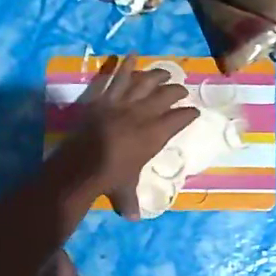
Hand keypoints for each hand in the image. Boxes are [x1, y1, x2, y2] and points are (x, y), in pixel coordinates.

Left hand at [51, 57, 198, 215]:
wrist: (82, 166)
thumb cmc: (110, 179)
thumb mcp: (124, 192)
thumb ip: (131, 203)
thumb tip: (133, 220)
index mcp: (155, 135)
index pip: (179, 119)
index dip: (189, 114)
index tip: (194, 112)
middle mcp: (143, 115)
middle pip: (166, 96)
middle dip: (177, 90)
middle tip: (182, 89)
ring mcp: (122, 104)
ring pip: (144, 82)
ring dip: (157, 74)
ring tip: (165, 71)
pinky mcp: (103, 99)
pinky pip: (116, 78)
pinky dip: (124, 65)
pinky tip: (131, 55)